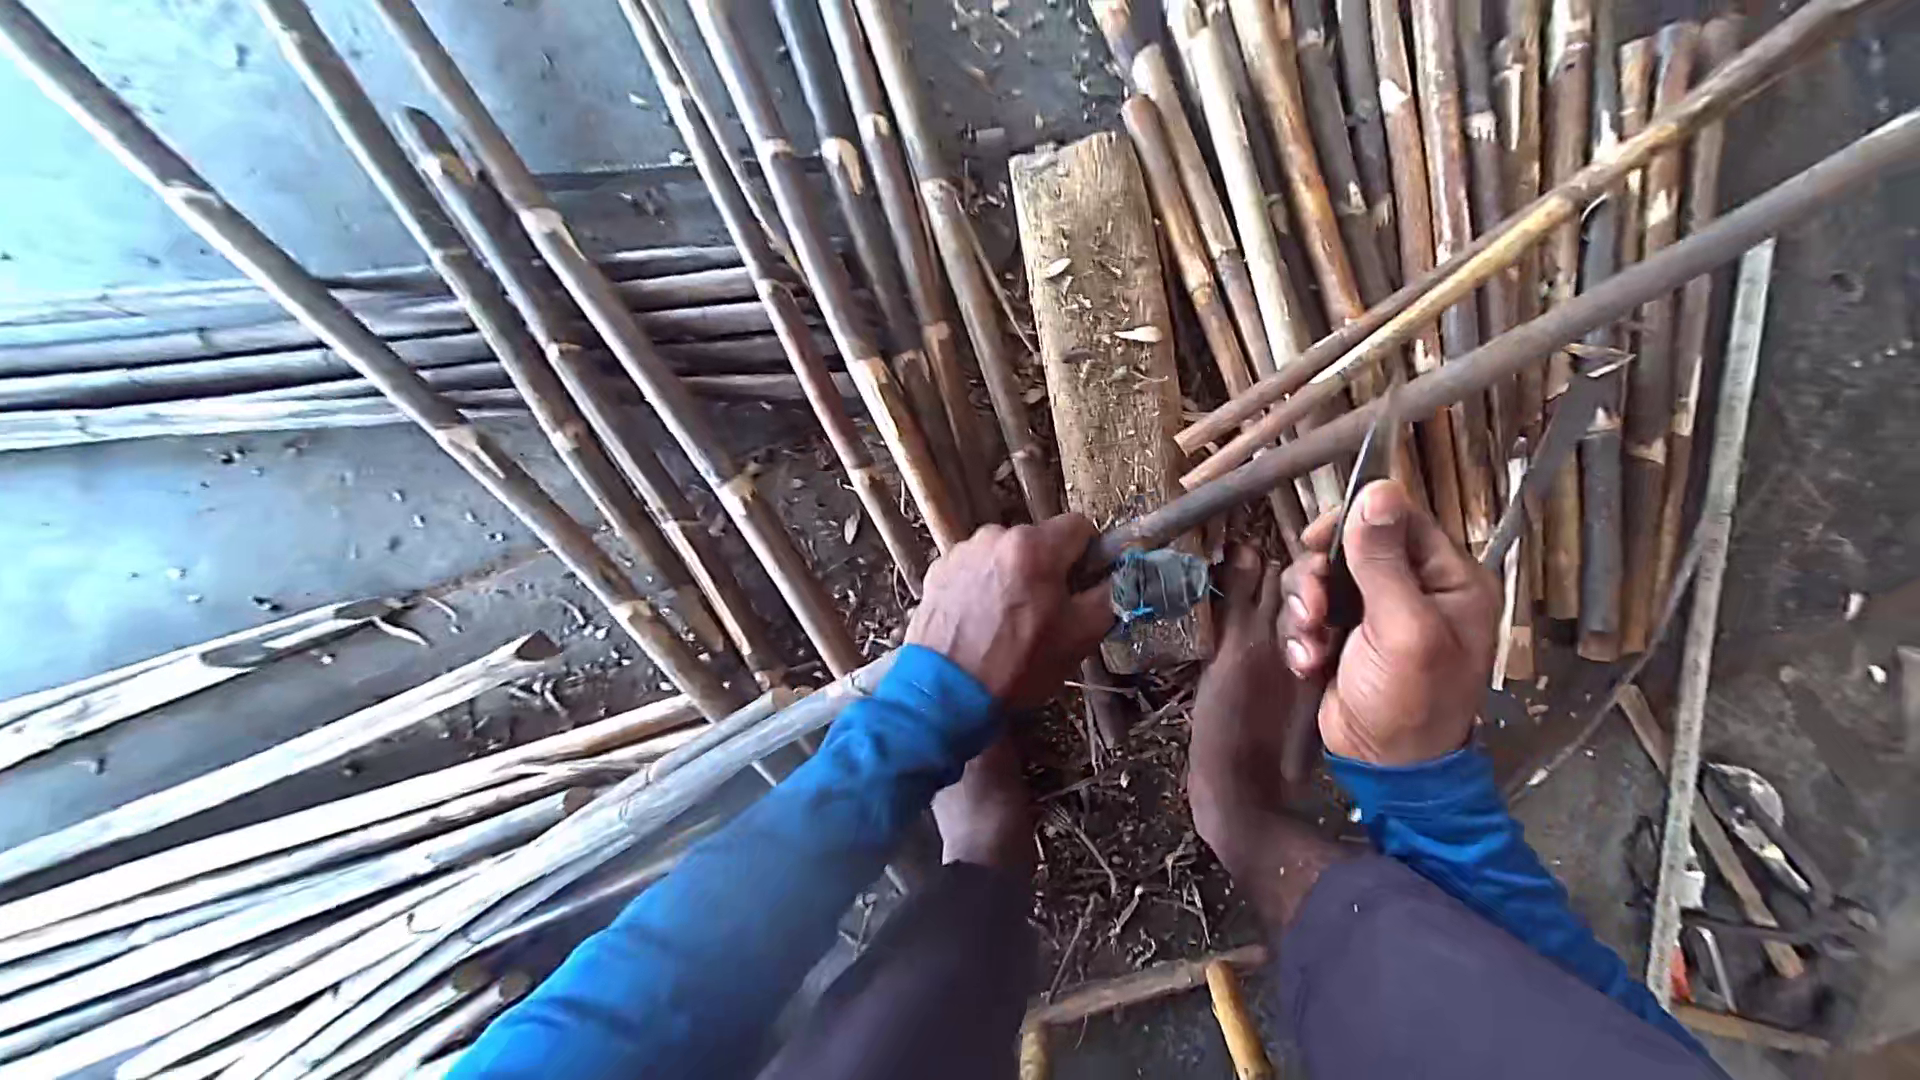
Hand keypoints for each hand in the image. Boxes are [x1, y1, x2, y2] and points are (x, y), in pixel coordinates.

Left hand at [905, 514, 1114, 707]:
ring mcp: (963, 551)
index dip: (1088, 556)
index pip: (1079, 527)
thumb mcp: (1080, 635)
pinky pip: (976, 568)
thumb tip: (1121, 574)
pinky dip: (983, 586)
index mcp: (1033, 546)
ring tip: (1007, 622)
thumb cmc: (1016, 666)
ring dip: (1014, 578)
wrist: (945, 692)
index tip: (1082, 584)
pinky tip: (981, 620)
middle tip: (1045, 613)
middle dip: (1048, 570)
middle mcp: (995, 537)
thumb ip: (1111, 595)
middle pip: (1039, 542)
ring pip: (1006, 555)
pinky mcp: (939, 569)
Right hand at [1282, 480, 1500, 765]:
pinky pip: (1304, 612)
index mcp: (1446, 579)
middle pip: (1345, 549)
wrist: (1385, 763)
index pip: (1398, 520)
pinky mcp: (1338, 633)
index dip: (1354, 522)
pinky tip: (1307, 661)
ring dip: (1302, 611)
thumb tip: (1379, 487)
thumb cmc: (1411, 698)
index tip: (1316, 540)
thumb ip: (1384, 559)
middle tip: (1312, 609)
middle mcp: (1408, 588)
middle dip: (1317, 579)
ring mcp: (1370, 612)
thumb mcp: (1402, 626)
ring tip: (1309, 643)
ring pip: (1317, 580)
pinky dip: (1299, 635)